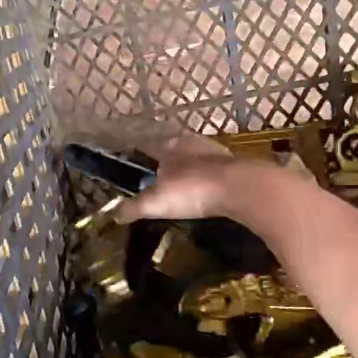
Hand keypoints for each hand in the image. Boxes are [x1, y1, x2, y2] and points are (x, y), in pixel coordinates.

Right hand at [119, 135, 300, 224]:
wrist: (244, 189)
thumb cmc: (192, 190)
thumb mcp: (155, 203)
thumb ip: (133, 208)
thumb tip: (113, 214)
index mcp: (168, 146)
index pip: (145, 146)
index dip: (136, 154)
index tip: (129, 162)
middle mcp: (190, 143)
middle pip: (171, 148)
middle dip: (164, 160)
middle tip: (156, 176)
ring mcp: (215, 152)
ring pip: (195, 157)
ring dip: (188, 168)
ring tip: (181, 184)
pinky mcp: (235, 164)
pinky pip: (214, 169)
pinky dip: (207, 178)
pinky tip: (206, 190)